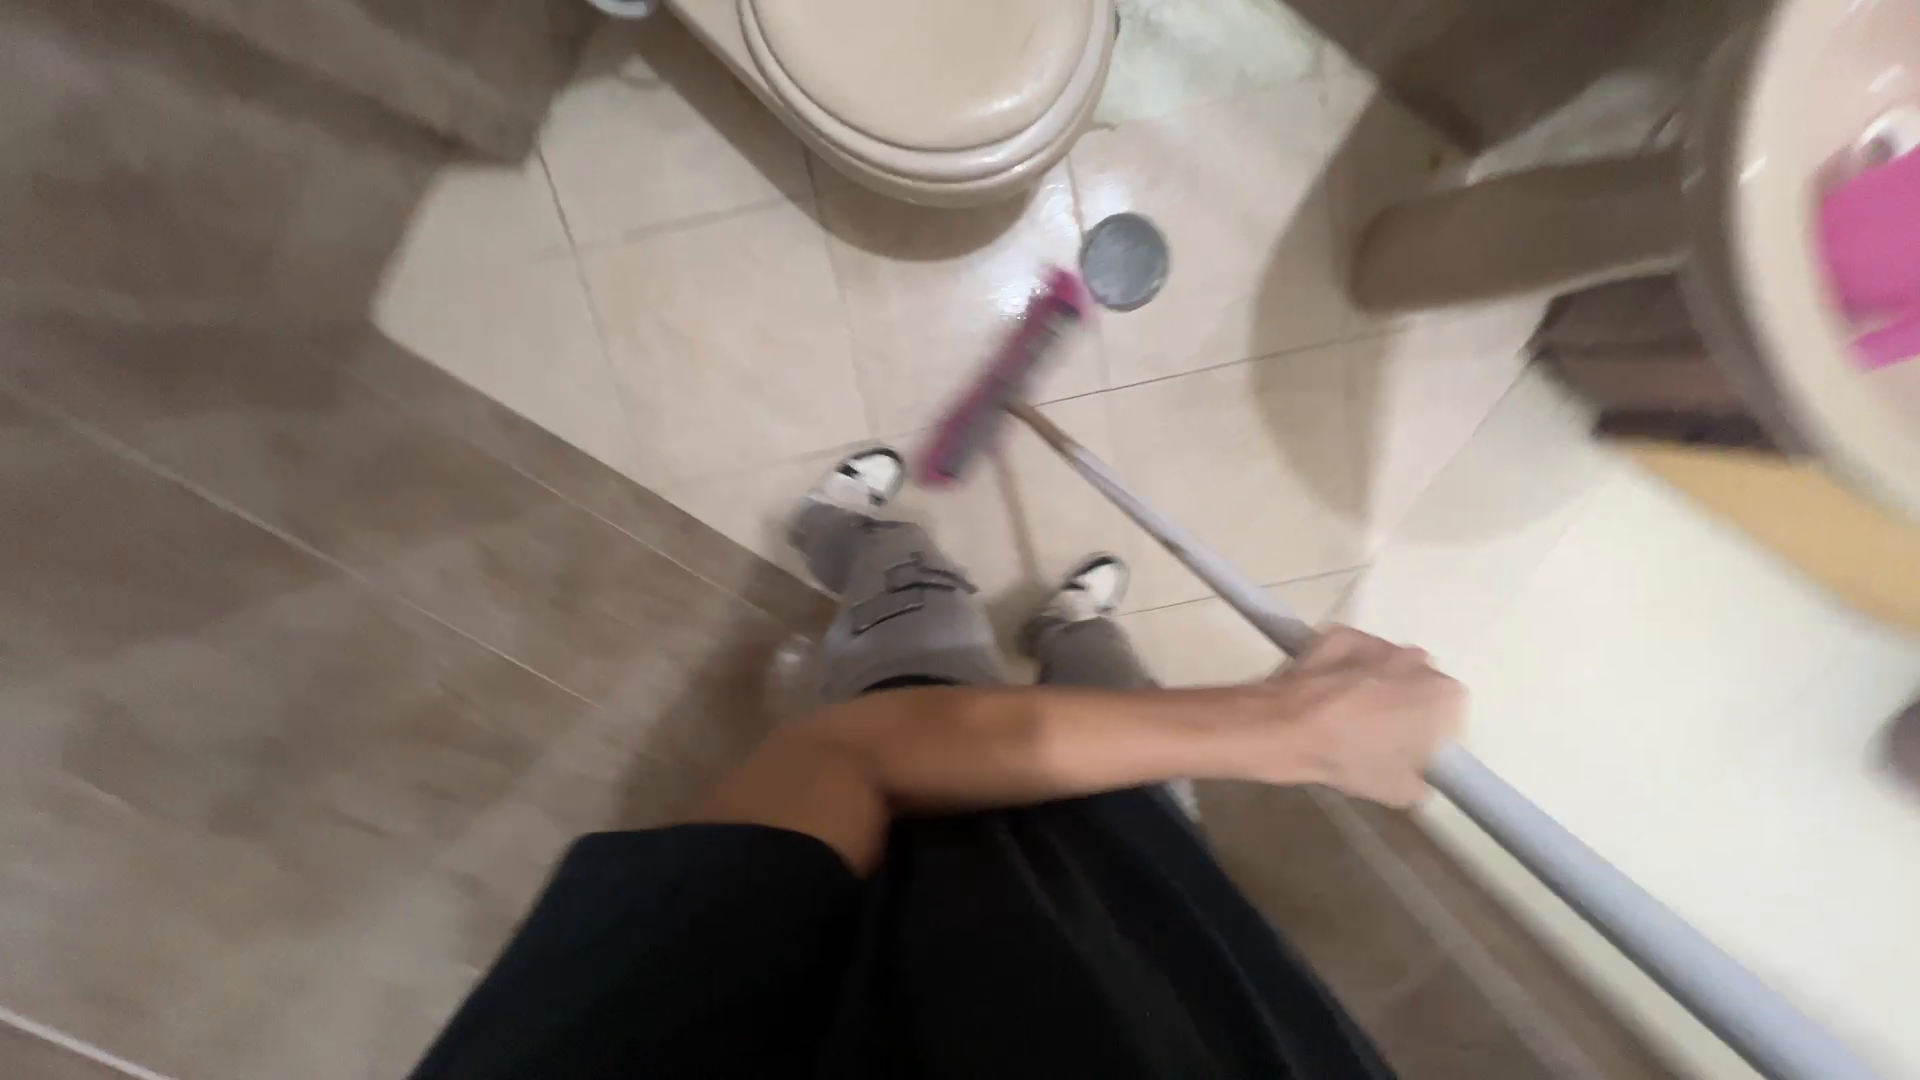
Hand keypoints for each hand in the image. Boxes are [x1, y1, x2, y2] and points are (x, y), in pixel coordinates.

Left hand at [1234, 626, 1464, 806]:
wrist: (1285, 727)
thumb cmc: (1349, 759)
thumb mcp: (1402, 790)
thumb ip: (1424, 777)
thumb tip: (1417, 771)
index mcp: (1445, 696)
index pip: (1450, 716)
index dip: (1430, 733)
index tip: (1408, 747)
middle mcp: (1417, 660)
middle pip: (1420, 683)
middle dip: (1405, 701)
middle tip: (1377, 728)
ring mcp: (1375, 641)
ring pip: (1386, 663)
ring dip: (1374, 679)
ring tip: (1344, 707)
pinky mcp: (1337, 633)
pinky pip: (1351, 650)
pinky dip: (1343, 663)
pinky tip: (1325, 685)